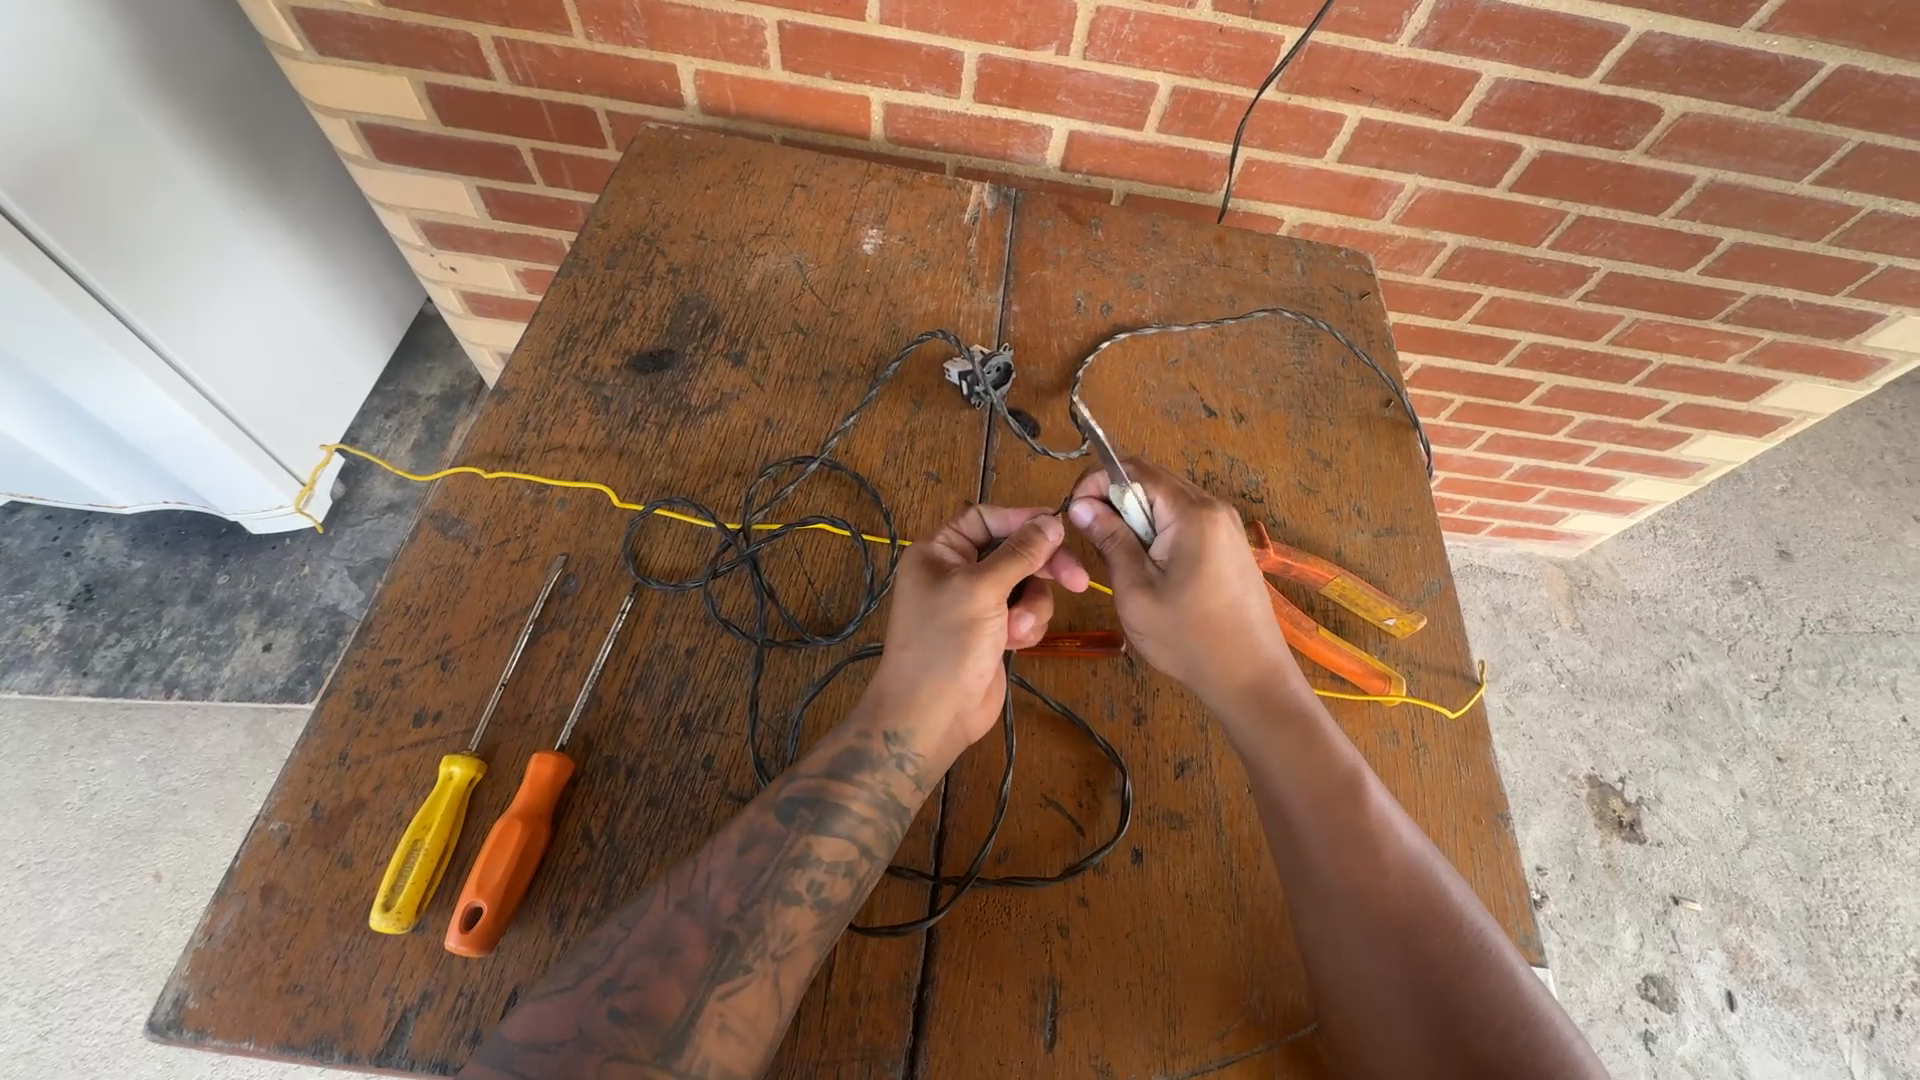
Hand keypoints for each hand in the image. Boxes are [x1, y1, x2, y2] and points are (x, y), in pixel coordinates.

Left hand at [869, 505, 1089, 756]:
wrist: (933, 714)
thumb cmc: (946, 643)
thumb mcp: (981, 590)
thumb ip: (1019, 553)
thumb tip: (1052, 521)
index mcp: (939, 551)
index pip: (985, 519)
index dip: (1022, 520)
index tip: (1060, 526)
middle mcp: (956, 571)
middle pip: (1013, 551)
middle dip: (1042, 567)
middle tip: (1078, 579)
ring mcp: (976, 603)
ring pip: (1026, 584)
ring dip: (1031, 606)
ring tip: (1018, 631)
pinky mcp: (994, 630)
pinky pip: (1025, 612)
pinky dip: (1027, 626)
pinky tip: (1016, 645)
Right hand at [1067, 459, 1302, 705]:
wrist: (1250, 677)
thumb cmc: (1188, 638)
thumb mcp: (1136, 591)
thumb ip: (1110, 541)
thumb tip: (1081, 504)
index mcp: (1192, 514)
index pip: (1135, 469)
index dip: (1097, 482)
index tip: (1074, 512)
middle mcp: (1213, 508)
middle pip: (1152, 481)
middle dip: (1114, 500)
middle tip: (1090, 537)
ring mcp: (1225, 526)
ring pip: (1166, 502)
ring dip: (1133, 519)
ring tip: (1116, 557)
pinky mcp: (1227, 545)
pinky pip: (1182, 521)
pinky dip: (1155, 532)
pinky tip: (1146, 567)